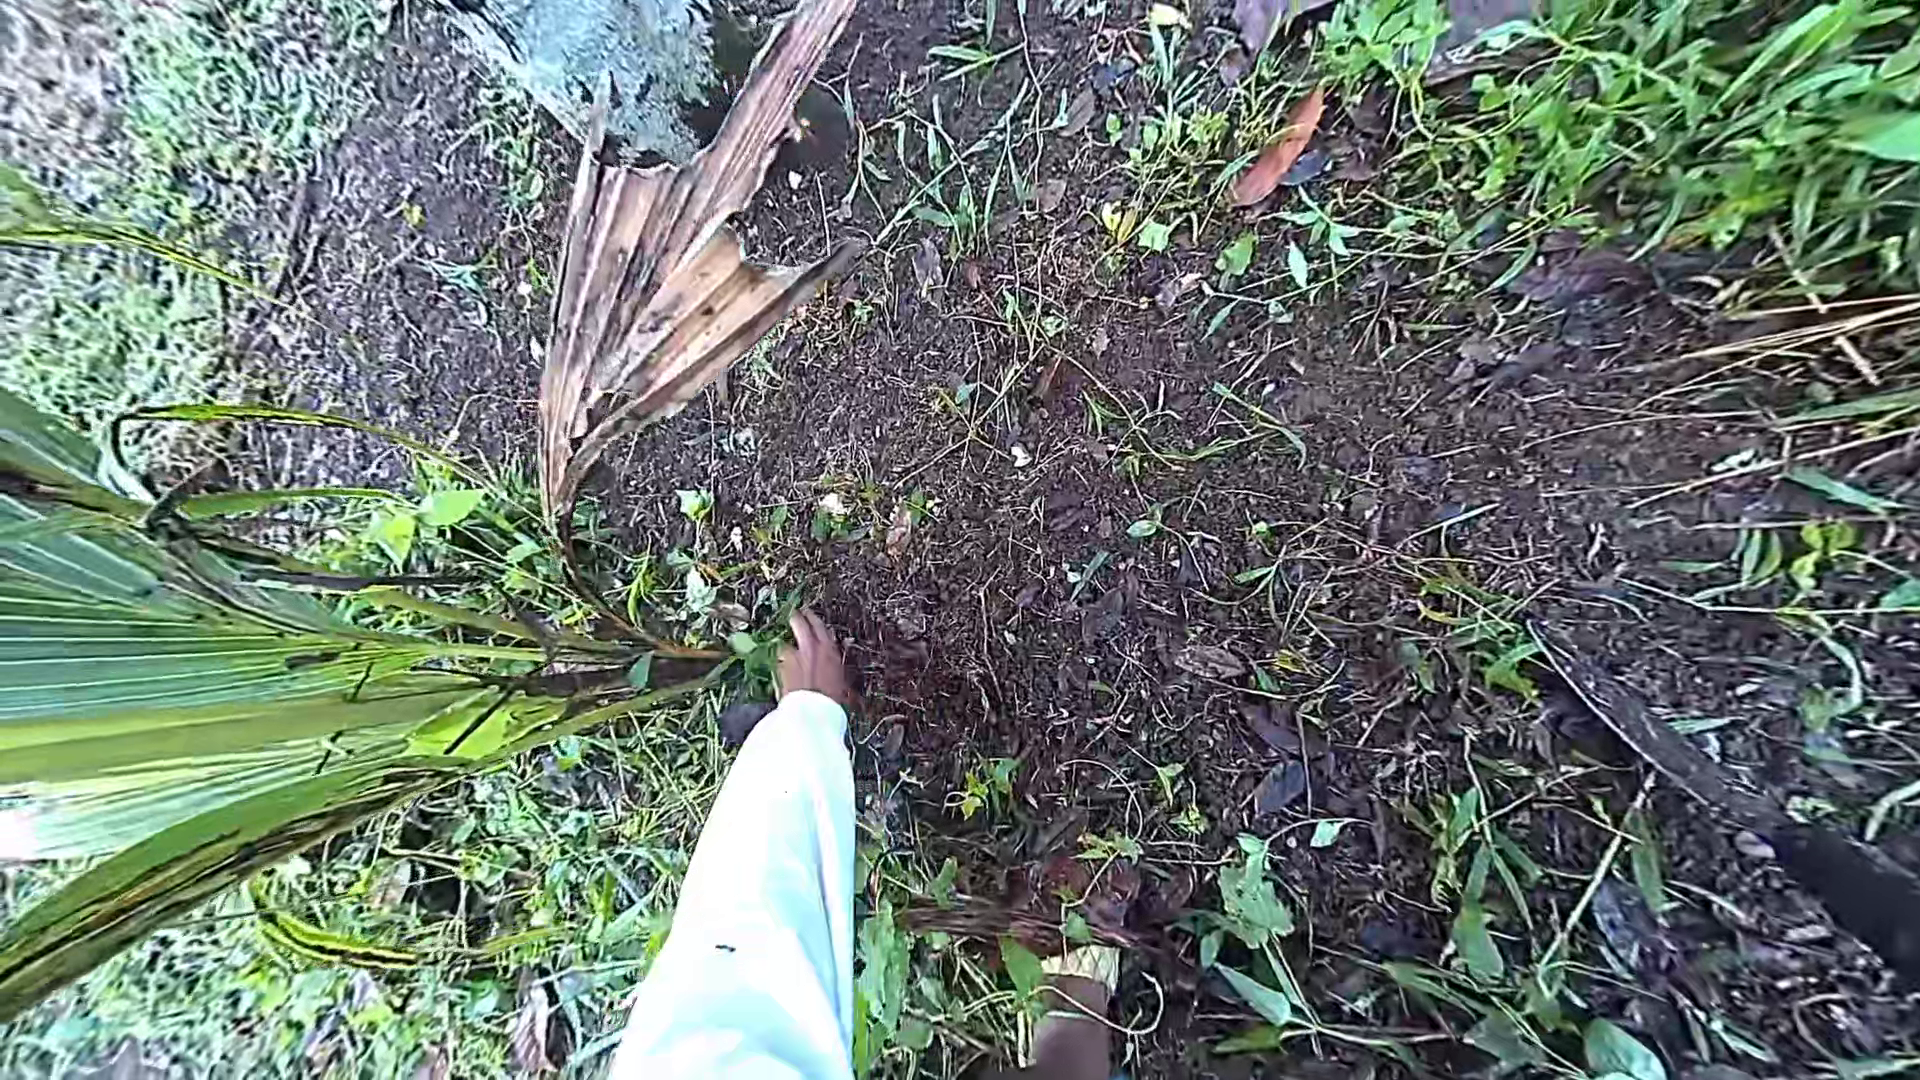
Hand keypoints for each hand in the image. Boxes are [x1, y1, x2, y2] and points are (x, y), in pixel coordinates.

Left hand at [777, 607, 849, 706]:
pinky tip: (782, 671)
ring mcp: (793, 656)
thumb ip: (835, 667)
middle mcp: (810, 647)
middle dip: (797, 618)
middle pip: (800, 624)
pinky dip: (781, 665)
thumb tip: (834, 666)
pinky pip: (779, 661)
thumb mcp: (842, 681)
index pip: (819, 626)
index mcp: (828, 648)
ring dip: (786, 646)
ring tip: (786, 650)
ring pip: (786, 643)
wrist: (812, 709)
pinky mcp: (781, 668)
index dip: (813, 619)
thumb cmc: (832, 698)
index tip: (809, 614)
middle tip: (794, 614)